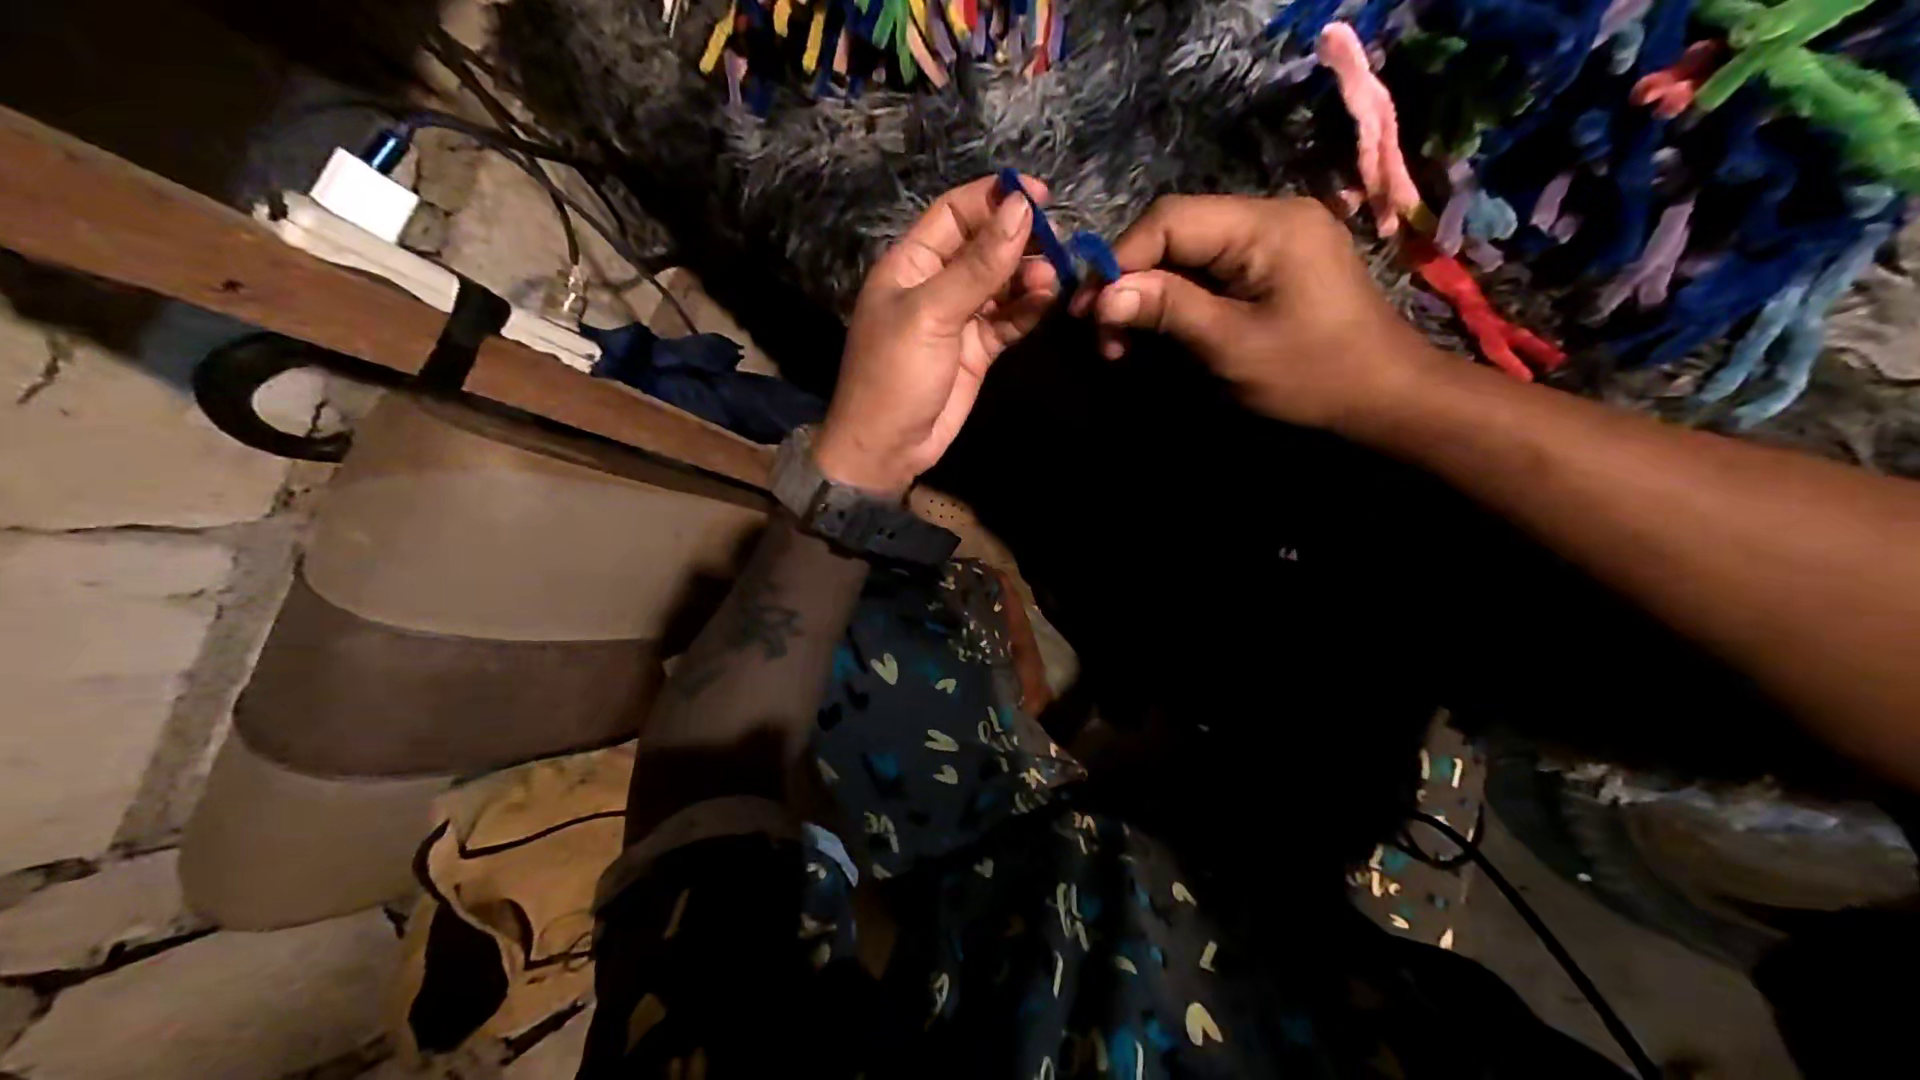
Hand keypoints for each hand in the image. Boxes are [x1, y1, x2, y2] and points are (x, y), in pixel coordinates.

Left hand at [815, 174, 1058, 495]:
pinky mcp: (977, 349)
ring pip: (1002, 283)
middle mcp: (936, 283)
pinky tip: (1046, 303)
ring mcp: (958, 317)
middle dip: (1020, 241)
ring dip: (1029, 277)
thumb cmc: (894, 375)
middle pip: (985, 245)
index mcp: (911, 263)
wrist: (886, 448)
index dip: (995, 198)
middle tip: (1056, 246)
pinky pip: (1008, 319)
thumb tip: (1021, 210)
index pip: (955, 213)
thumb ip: (978, 266)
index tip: (1039, 196)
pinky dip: (1028, 310)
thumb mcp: (931, 314)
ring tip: (1052, 280)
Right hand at [1071, 195, 1443, 431]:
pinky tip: (1159, 328)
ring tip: (1122, 341)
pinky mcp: (1272, 261)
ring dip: (1148, 293)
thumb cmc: (1313, 373)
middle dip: (1130, 280)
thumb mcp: (1232, 345)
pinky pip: (1208, 268)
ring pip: (1185, 251)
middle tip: (1102, 334)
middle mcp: (1269, 214)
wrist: (1385, 394)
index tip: (1087, 310)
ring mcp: (1273, 236)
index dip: (1119, 259)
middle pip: (1174, 231)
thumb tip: (1102, 294)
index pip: (1169, 220)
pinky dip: (1176, 298)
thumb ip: (1168, 310)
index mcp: (1266, 224)